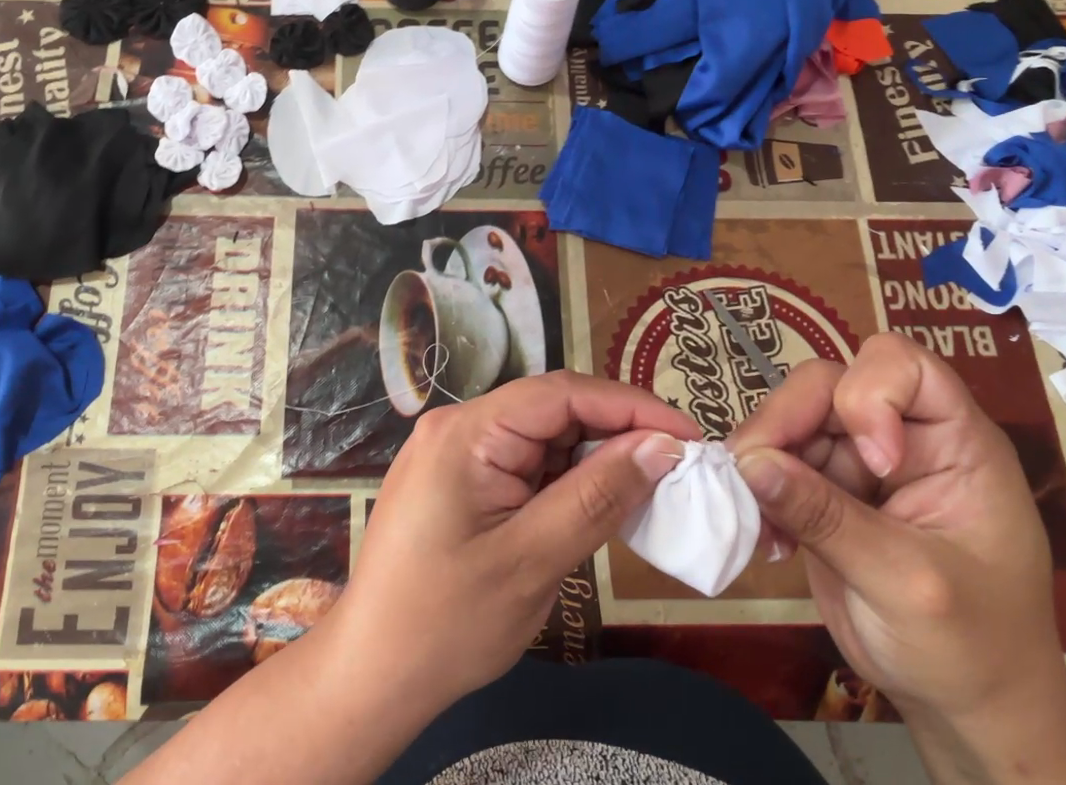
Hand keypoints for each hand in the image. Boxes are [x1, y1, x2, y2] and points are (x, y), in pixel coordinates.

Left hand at [325, 371, 700, 709]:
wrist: (374, 673)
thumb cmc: (447, 621)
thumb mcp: (533, 559)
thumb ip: (598, 496)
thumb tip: (663, 446)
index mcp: (467, 432)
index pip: (562, 393)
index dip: (632, 408)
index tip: (691, 439)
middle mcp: (458, 429)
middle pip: (552, 411)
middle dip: (617, 435)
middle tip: (679, 471)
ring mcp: (455, 455)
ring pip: (543, 439)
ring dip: (595, 460)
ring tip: (649, 491)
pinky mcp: (459, 483)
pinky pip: (524, 465)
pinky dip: (566, 483)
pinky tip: (599, 506)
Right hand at [726, 333, 1063, 722]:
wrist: (963, 705)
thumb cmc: (972, 644)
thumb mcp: (908, 583)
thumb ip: (828, 518)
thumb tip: (748, 462)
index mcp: (954, 443)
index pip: (902, 367)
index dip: (869, 394)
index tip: (869, 462)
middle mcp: (899, 440)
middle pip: (825, 386)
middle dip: (785, 423)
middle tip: (754, 476)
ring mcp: (854, 467)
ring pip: (787, 424)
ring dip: (760, 462)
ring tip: (761, 523)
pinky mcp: (820, 495)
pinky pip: (771, 467)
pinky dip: (754, 494)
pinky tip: (766, 542)